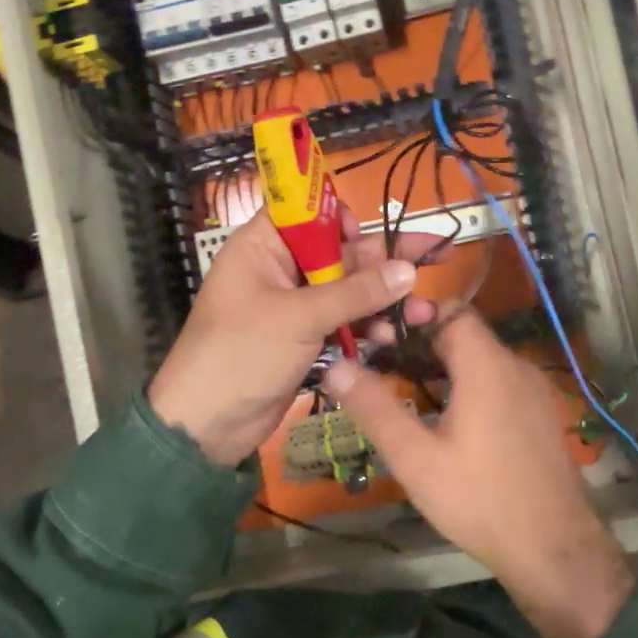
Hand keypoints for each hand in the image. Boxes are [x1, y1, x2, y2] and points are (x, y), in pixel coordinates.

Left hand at [148, 209, 440, 466]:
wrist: (207, 424)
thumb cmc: (242, 354)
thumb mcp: (300, 317)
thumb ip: (356, 293)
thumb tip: (409, 270)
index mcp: (263, 247)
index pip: (307, 212)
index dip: (342, 217)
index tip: (372, 234)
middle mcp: (280, 269)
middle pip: (339, 252)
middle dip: (383, 263)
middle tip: (430, 262)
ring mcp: (295, 306)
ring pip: (348, 290)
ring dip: (383, 299)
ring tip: (423, 313)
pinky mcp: (306, 338)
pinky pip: (344, 321)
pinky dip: (367, 326)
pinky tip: (394, 335)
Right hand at [321, 310, 633, 637]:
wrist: (552, 546)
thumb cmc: (479, 498)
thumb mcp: (416, 458)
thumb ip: (375, 408)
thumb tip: (335, 366)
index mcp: (488, 366)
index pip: (451, 311)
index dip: (413, 313)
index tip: (377, 333)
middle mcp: (516, 367)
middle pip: (465, 334)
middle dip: (421, 340)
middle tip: (378, 360)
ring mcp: (532, 392)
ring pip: (481, 360)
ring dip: (443, 365)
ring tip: (401, 385)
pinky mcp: (538, 416)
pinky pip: (497, 383)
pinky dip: (467, 385)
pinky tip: (442, 415)